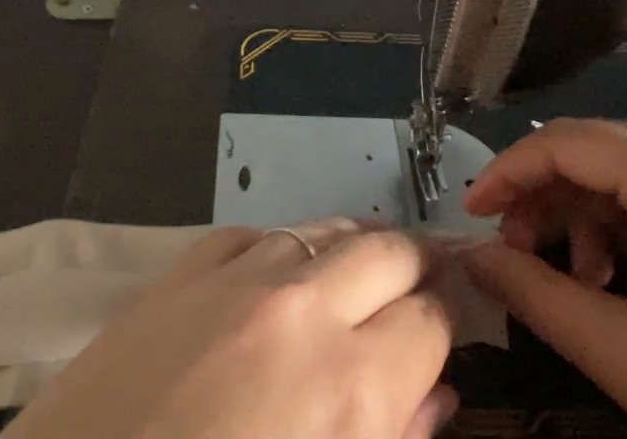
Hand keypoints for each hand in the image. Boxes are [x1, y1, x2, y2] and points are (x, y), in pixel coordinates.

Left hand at [1, 218, 457, 438]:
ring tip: (355, 279)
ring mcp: (235, 280)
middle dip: (413, 270)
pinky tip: (280, 275)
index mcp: (350, 386)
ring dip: (351, 252)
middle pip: (389, 251)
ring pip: (324, 229)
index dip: (445, 325)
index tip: (443, 334)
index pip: (431, 320)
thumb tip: (436, 396)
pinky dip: (282, 250)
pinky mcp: (180, 272)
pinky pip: (254, 234)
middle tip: (414, 294)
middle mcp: (302, 311)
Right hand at [461, 119, 626, 438]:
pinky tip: (625, 287)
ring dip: (589, 219)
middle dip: (547, 197)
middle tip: (514, 252)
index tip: (469, 215)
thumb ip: (534, 294)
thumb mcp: (624, 351)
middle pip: (602, 153)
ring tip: (574, 282)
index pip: (567, 143)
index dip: (507, 173)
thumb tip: (473, 259)